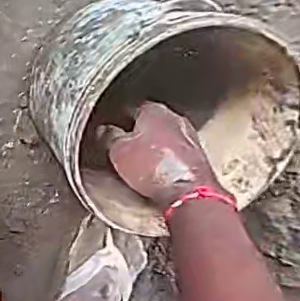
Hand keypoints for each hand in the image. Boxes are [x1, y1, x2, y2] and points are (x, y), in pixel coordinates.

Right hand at [97, 102, 224, 206]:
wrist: (188, 193)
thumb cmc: (155, 168)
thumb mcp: (119, 151)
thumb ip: (109, 137)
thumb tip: (103, 131)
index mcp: (155, 111)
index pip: (132, 107)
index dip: (118, 117)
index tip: (108, 127)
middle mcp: (176, 119)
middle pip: (150, 121)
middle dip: (135, 132)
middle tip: (119, 145)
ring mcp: (189, 138)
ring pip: (163, 137)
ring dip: (151, 146)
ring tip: (136, 162)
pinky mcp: (196, 158)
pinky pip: (173, 154)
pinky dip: (163, 160)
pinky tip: (153, 172)